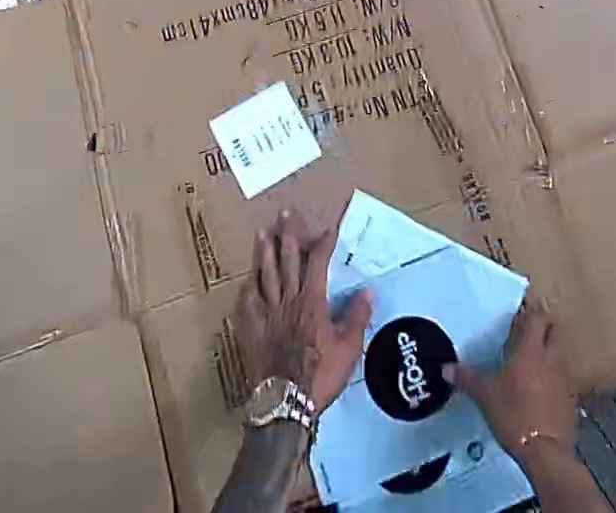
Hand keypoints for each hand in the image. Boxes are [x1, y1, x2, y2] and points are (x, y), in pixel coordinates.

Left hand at [233, 208, 373, 413]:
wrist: (285, 401)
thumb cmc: (320, 374)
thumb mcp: (349, 347)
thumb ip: (358, 316)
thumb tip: (368, 291)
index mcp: (312, 301)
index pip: (317, 262)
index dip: (322, 243)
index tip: (328, 230)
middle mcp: (288, 300)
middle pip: (287, 260)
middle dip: (289, 235)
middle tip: (286, 214)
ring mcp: (267, 313)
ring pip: (265, 275)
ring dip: (264, 252)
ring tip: (262, 233)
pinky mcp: (252, 329)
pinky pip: (247, 302)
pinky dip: (248, 287)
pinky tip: (247, 279)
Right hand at [446, 303, 576, 466]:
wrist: (545, 452)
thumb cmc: (513, 414)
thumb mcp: (485, 396)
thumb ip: (466, 378)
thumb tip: (445, 368)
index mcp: (531, 350)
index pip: (538, 319)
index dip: (531, 314)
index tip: (521, 316)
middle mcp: (551, 358)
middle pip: (555, 330)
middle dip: (545, 328)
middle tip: (529, 334)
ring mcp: (565, 378)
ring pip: (562, 353)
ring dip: (551, 351)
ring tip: (534, 360)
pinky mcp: (572, 398)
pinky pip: (566, 377)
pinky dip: (556, 377)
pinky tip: (544, 388)